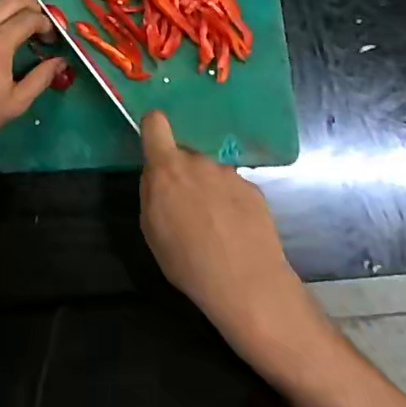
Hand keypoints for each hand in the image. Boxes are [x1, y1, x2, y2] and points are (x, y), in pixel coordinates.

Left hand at [0, 0, 66, 167]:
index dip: (47, 23)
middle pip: (10, 1)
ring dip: (13, 9)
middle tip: (45, 24)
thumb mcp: (16, 102)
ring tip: (26, 29)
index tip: (55, 38)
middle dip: (32, 6)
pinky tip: (3, 38)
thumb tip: (60, 62)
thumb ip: (41, 78)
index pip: (29, 18)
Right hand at [139, 110, 308, 345]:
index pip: (156, 124)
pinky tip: (235, 232)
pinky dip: (231, 204)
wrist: (246, 282)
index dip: (152, 129)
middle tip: (185, 210)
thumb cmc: (187, 260)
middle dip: (182, 175)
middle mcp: (200, 162)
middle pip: (185, 156)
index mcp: (168, 169)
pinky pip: (233, 189)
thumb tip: (157, 177)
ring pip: (211, 174)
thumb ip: (152, 193)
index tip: (154, 147)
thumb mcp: (151, 230)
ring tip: (214, 228)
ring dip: (208, 190)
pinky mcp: (254, 188)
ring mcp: (230, 173)